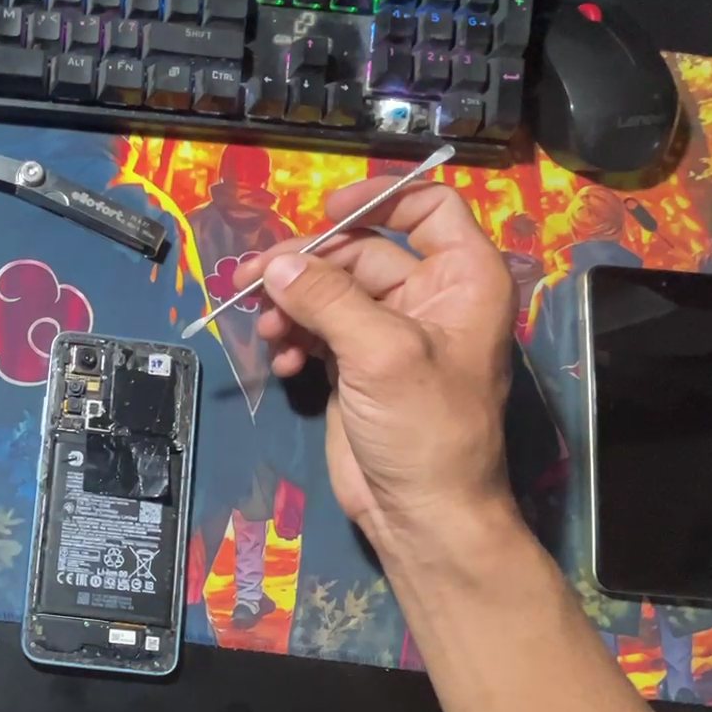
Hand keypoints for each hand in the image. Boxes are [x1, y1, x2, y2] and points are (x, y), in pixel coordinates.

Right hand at [242, 178, 516, 549]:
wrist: (419, 510)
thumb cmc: (425, 427)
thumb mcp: (380, 354)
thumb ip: (327, 300)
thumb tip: (274, 265)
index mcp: (460, 280)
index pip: (426, 210)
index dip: (378, 201)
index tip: (323, 213)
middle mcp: (425, 299)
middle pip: (357, 253)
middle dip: (305, 267)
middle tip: (252, 279)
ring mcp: (384, 334)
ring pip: (327, 294)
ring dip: (290, 305)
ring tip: (263, 328)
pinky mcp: (353, 367)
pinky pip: (315, 333)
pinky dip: (293, 340)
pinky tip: (282, 361)